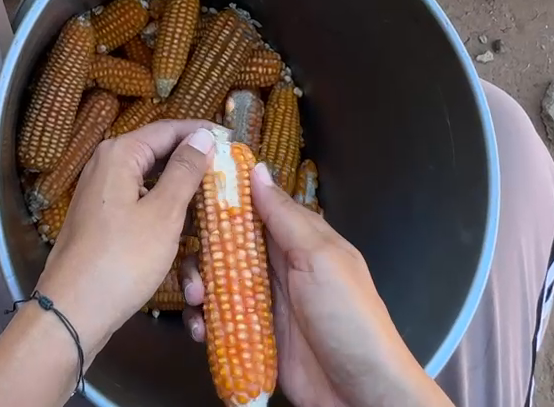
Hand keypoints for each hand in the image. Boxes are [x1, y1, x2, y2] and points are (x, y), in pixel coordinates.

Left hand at [34, 121, 215, 358]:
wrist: (72, 311)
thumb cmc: (122, 259)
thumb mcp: (163, 213)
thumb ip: (184, 171)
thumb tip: (203, 135)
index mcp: (120, 153)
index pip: (168, 129)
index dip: (201, 133)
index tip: (233, 141)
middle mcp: (107, 163)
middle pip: (158, 152)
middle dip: (192, 162)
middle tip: (228, 173)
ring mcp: (102, 192)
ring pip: (150, 180)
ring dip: (180, 189)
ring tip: (213, 198)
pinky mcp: (102, 218)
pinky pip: (139, 201)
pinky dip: (163, 208)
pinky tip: (185, 225)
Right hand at [182, 162, 448, 406]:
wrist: (363, 397)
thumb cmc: (348, 318)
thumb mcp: (320, 259)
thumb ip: (285, 216)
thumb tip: (258, 169)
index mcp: (297, 238)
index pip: (254, 204)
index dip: (222, 195)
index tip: (190, 187)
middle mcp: (277, 264)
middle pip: (227, 241)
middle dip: (202, 247)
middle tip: (190, 258)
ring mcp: (263, 301)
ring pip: (216, 279)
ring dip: (198, 285)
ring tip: (195, 301)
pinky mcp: (253, 336)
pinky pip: (219, 319)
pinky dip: (203, 320)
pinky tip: (198, 329)